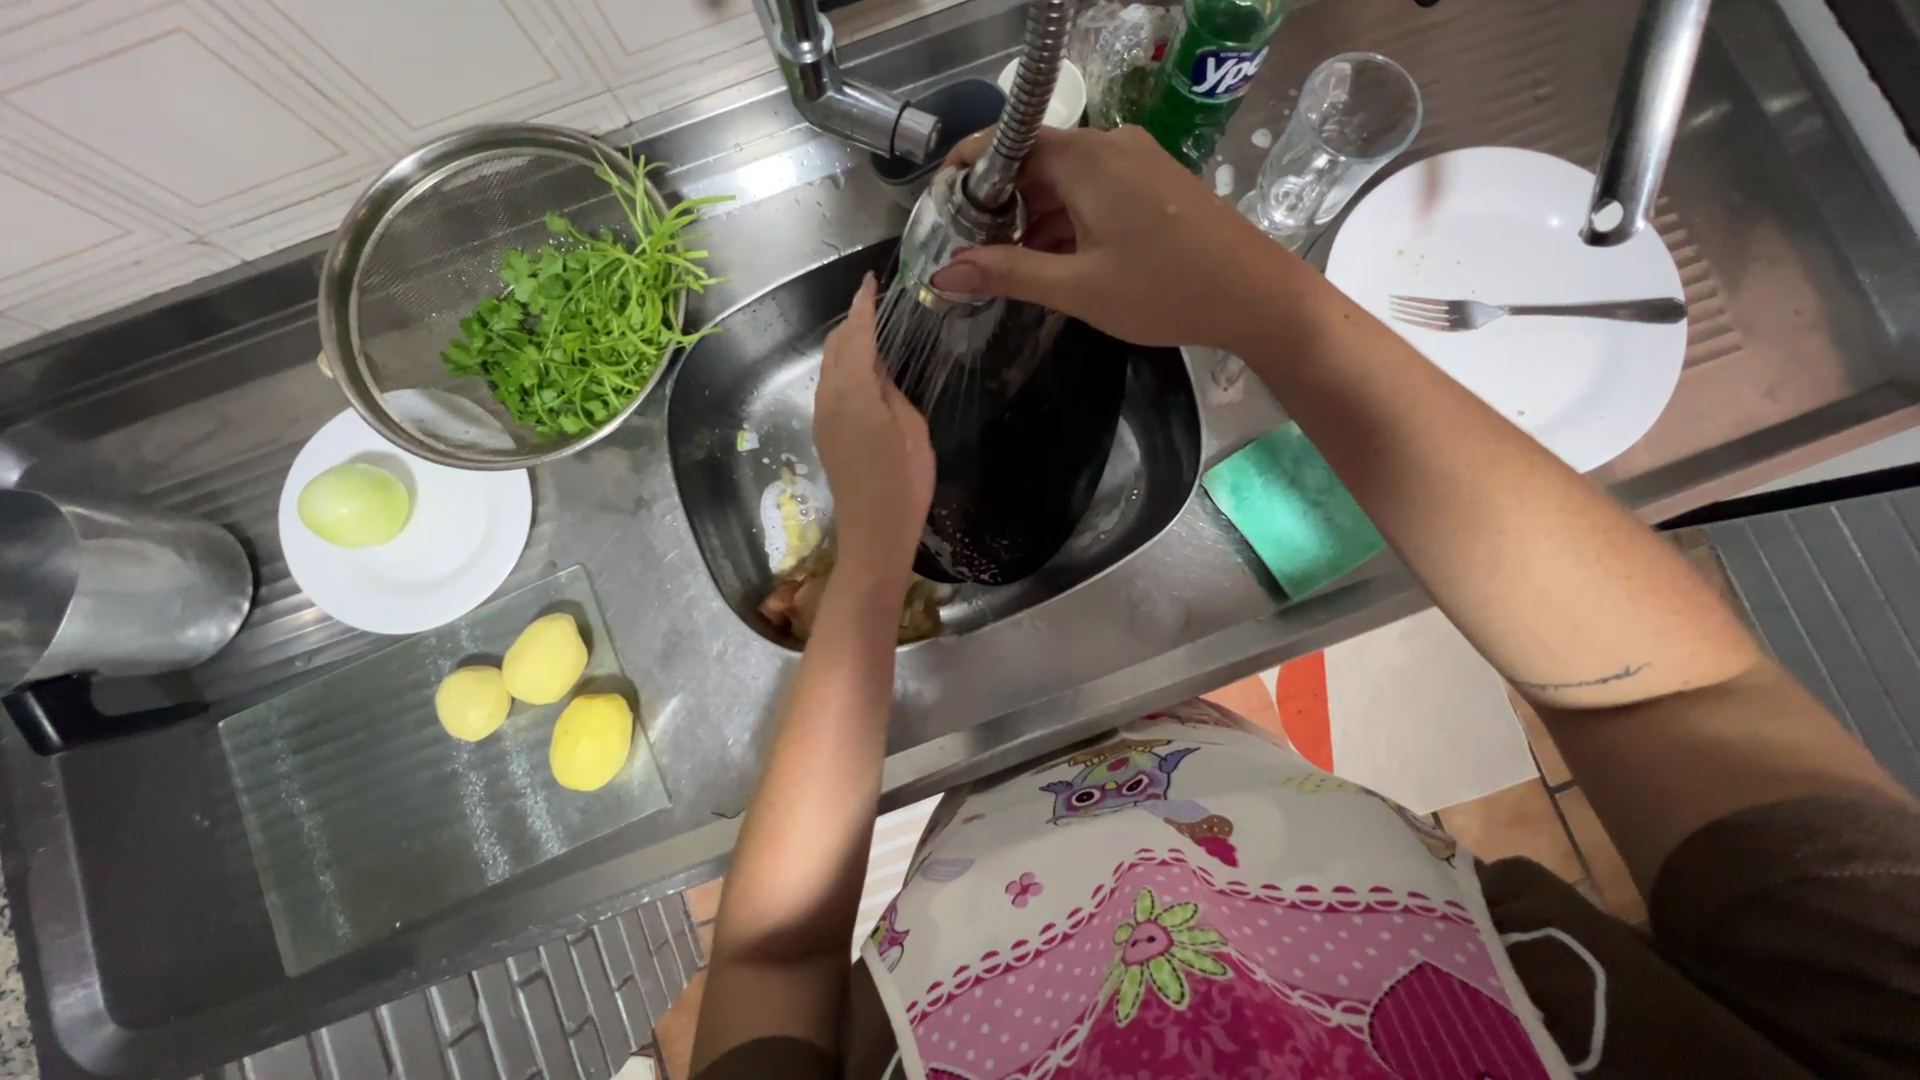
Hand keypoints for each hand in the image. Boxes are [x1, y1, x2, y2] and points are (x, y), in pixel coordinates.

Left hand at [814, 274, 935, 580]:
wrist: (874, 532)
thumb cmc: (904, 482)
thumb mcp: (911, 428)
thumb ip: (891, 390)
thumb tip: (877, 366)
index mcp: (853, 390)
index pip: (855, 334)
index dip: (863, 305)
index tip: (871, 282)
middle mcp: (828, 397)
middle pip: (834, 346)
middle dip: (852, 322)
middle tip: (878, 310)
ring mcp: (822, 417)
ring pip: (829, 367)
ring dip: (846, 346)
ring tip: (875, 337)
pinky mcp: (824, 433)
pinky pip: (830, 387)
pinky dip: (844, 369)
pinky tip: (865, 374)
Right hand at [930, 126, 1286, 350]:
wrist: (1255, 296)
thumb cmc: (1163, 290)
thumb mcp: (1077, 288)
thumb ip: (1008, 273)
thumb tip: (944, 272)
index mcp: (1085, 158)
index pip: (1007, 144)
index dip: (967, 173)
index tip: (940, 211)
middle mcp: (1109, 145)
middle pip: (1035, 163)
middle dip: (1000, 206)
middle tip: (971, 254)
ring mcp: (1136, 162)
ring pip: (1065, 181)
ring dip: (1034, 220)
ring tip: (1008, 268)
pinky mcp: (1154, 183)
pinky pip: (1094, 192)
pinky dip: (1067, 222)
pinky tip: (1056, 261)